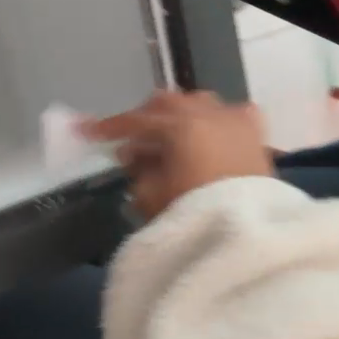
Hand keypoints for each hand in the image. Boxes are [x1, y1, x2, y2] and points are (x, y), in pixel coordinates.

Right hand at [81, 92, 273, 218]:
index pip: (133, 122)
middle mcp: (208, 115)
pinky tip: (207, 132)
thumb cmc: (192, 215)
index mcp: (179, 127)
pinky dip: (214, 119)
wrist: (248, 235)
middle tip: (127, 135)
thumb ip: (138, 170)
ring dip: (178, 114)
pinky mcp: (255, 137)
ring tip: (165, 134)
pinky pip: (233, 114)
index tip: (83, 130)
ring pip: (200, 102)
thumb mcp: (150, 197)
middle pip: (167, 103)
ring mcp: (235, 123)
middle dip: (143, 116)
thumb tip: (133, 154)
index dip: (106, 127)